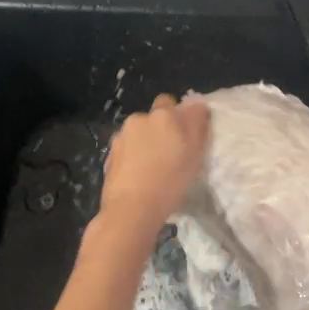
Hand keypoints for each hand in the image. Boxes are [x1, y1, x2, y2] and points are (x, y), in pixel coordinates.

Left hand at [100, 93, 209, 229]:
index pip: (171, 101)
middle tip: (170, 151)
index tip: (184, 135)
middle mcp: (140, 118)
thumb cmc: (170, 181)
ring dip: (145, 141)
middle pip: (154, 116)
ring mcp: (122, 135)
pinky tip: (138, 174)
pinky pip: (127, 147)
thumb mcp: (195, 154)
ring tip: (152, 166)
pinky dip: (132, 155)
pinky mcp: (110, 152)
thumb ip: (197, 124)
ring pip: (139, 131)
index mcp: (164, 115)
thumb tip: (198, 105)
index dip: (178, 115)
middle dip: (161, 127)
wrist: (131, 208)